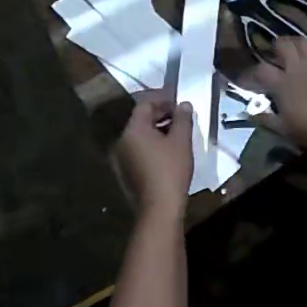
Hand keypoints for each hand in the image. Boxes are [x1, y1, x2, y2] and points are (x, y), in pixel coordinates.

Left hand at [118, 98, 192, 212]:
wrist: (159, 205)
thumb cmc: (171, 169)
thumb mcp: (181, 141)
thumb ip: (182, 119)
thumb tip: (184, 104)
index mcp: (134, 130)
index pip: (145, 105)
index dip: (163, 101)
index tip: (180, 104)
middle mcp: (123, 140)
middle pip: (140, 120)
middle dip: (161, 115)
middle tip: (181, 118)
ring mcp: (122, 157)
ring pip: (140, 135)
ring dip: (157, 130)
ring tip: (178, 134)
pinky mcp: (126, 170)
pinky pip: (138, 148)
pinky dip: (152, 144)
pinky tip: (168, 151)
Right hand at [253, 37, 306, 154]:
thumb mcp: (287, 131)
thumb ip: (268, 119)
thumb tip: (253, 111)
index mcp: (283, 85)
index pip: (261, 70)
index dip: (253, 72)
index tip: (251, 78)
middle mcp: (298, 68)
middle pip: (283, 45)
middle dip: (277, 47)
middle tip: (277, 55)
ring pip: (304, 41)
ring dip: (297, 43)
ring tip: (296, 51)